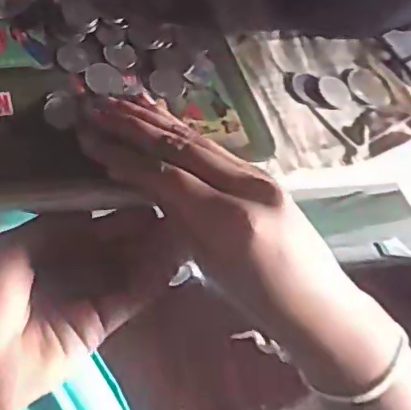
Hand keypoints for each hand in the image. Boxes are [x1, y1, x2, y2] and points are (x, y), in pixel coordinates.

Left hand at [0, 210, 185, 409]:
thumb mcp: (11, 249)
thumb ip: (52, 227)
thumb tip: (95, 211)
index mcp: (38, 246)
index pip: (81, 222)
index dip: (108, 209)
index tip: (138, 193)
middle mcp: (63, 267)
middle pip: (105, 244)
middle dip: (134, 229)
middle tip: (169, 211)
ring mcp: (82, 297)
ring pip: (120, 269)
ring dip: (147, 252)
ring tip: (179, 232)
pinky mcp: (97, 327)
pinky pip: (126, 300)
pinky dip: (147, 284)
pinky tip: (170, 265)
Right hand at [75, 96, 398, 393]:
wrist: (322, 309)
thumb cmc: (260, 301)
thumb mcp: (207, 264)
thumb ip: (175, 217)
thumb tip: (138, 181)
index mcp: (229, 219)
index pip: (165, 174)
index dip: (123, 155)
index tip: (89, 139)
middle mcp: (246, 187)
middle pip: (179, 146)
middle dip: (133, 125)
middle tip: (97, 108)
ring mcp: (257, 176)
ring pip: (196, 139)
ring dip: (153, 118)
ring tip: (120, 101)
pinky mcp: (260, 175)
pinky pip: (212, 146)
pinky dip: (179, 128)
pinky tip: (160, 114)